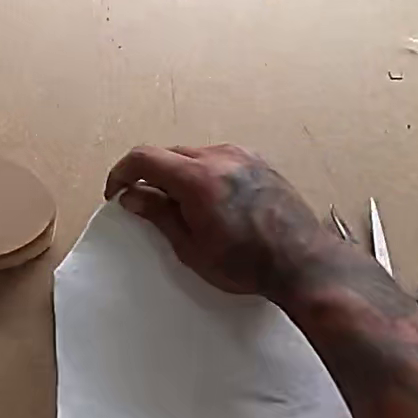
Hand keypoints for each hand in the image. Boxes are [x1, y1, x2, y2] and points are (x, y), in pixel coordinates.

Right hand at [104, 144, 370, 303]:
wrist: (301, 262)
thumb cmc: (247, 263)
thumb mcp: (190, 246)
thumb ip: (158, 214)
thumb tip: (132, 196)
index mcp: (197, 178)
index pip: (144, 158)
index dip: (121, 173)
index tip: (116, 191)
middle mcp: (219, 157)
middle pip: (168, 154)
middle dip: (149, 176)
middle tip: (144, 204)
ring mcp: (242, 156)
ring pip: (193, 155)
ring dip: (177, 174)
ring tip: (180, 208)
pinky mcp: (258, 162)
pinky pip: (217, 159)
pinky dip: (201, 173)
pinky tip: (207, 201)